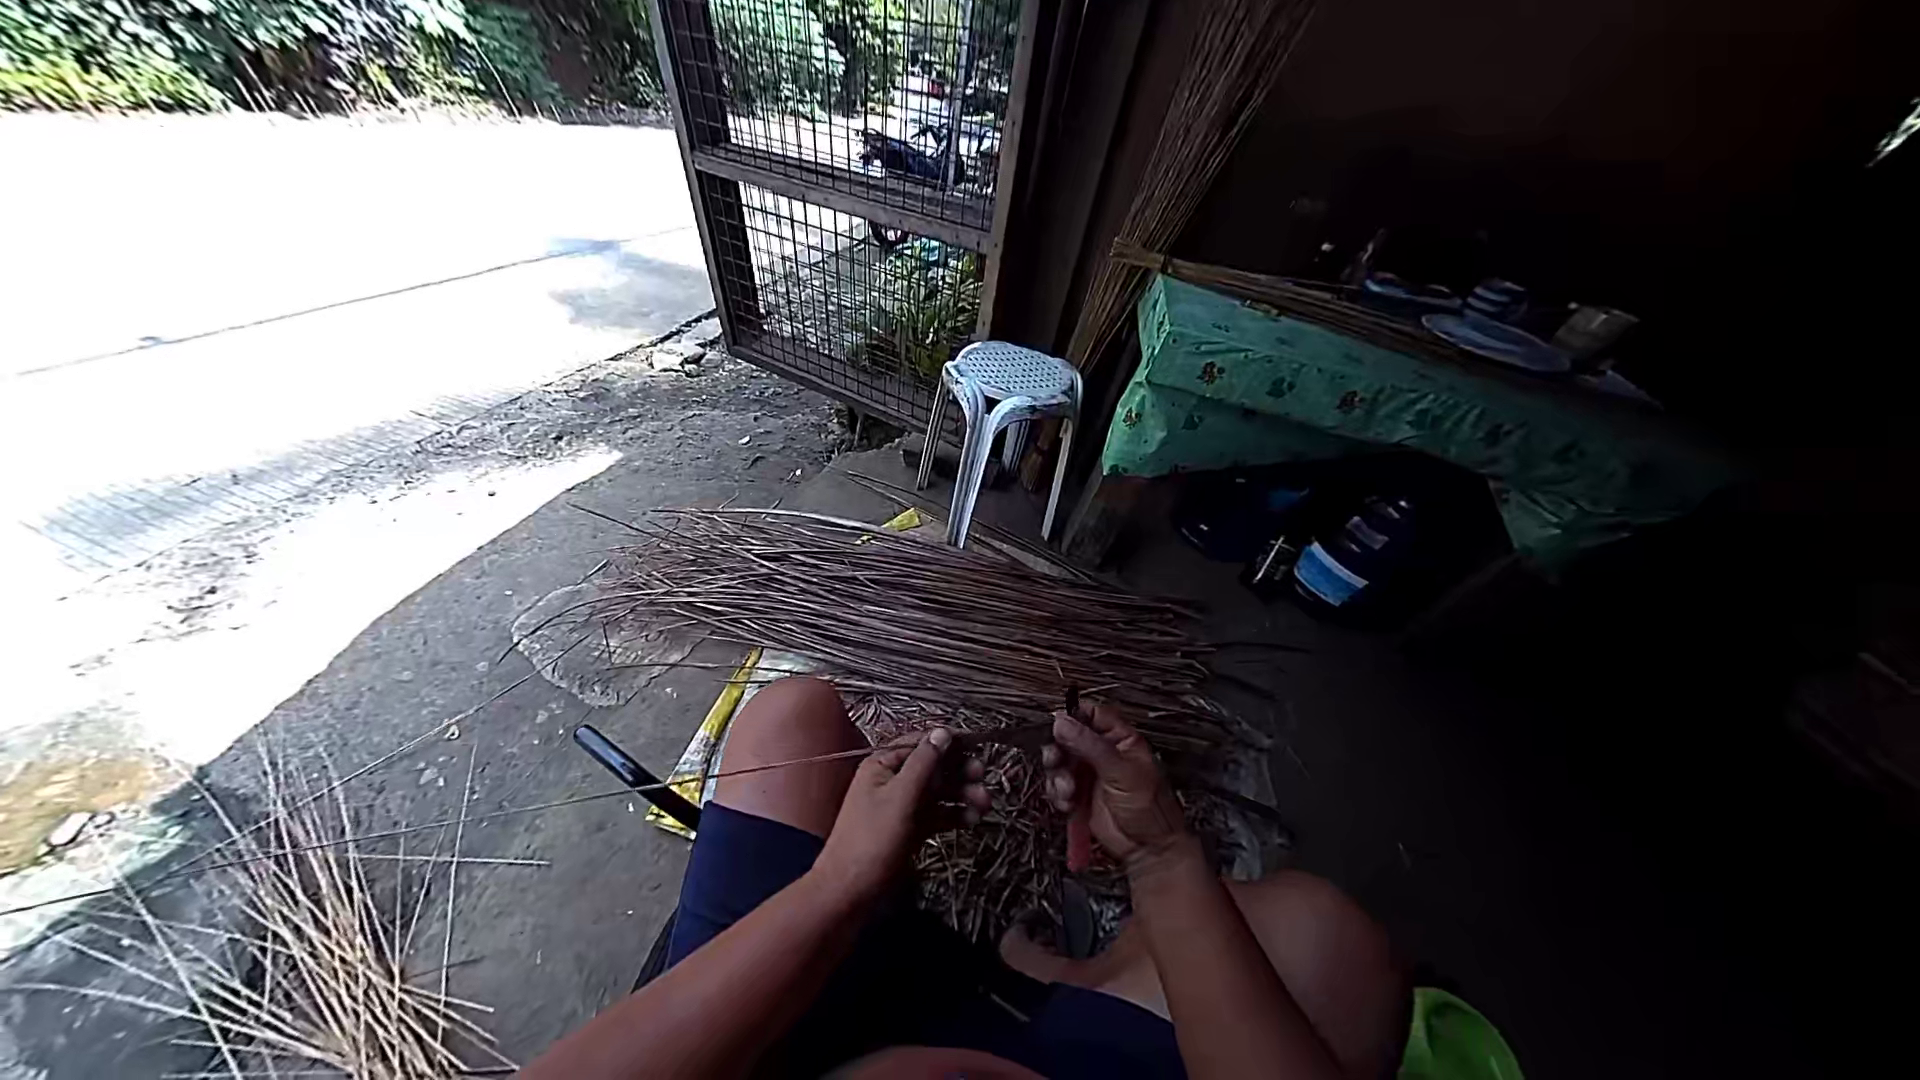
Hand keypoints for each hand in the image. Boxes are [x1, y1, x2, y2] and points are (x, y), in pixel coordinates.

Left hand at [814, 728, 988, 902]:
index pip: (920, 742)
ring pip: (939, 791)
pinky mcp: (911, 828)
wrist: (849, 895)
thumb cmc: (870, 841)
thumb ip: (923, 763)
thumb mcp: (900, 797)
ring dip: (962, 794)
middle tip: (982, 774)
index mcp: (883, 765)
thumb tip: (942, 732)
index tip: (976, 745)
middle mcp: (893, 780)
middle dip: (959, 770)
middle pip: (934, 767)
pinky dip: (955, 814)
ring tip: (985, 803)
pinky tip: (972, 819)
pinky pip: (938, 814)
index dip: (948, 742)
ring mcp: (902, 806)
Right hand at [1045, 701, 1188, 871]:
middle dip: (1058, 749)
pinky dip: (1058, 794)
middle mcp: (1102, 753)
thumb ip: (1089, 745)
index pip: (1091, 715)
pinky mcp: (1079, 795)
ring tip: (1068, 789)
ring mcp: (1089, 774)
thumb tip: (1063, 722)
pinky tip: (1069, 803)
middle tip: (1056, 759)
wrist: (1149, 851)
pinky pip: (1057, 785)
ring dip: (1058, 776)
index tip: (1058, 724)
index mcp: (1120, 739)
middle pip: (1068, 737)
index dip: (1072, 717)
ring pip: (1060, 761)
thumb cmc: (1152, 810)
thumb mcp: (1121, 771)